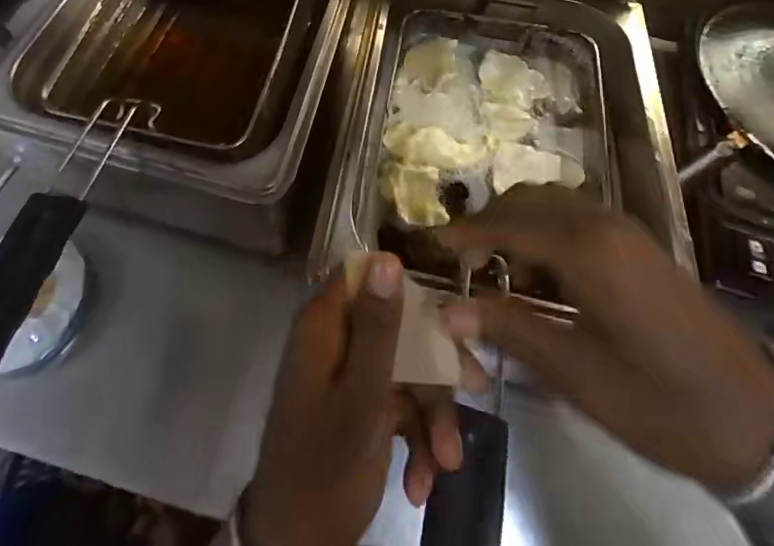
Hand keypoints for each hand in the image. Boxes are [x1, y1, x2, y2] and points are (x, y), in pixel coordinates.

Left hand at [241, 253, 463, 545]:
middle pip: (400, 328)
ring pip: (409, 371)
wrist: (297, 545)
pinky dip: (418, 441)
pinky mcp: (364, 409)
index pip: (367, 277)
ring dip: (434, 416)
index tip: (450, 314)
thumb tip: (388, 257)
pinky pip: (402, 408)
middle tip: (476, 385)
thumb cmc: (323, 466)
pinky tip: (422, 481)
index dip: (409, 289)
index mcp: (326, 326)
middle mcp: (338, 342)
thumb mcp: (359, 395)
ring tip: (448, 460)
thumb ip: (377, 328)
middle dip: (438, 366)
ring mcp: (352, 377)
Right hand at [437, 186, 773, 493]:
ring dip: (517, 224)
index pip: (508, 225)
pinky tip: (539, 273)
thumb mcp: (578, 374)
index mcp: (588, 251)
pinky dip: (546, 230)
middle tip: (459, 264)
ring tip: (493, 270)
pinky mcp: (638, 242)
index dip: (465, 234)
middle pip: (528, 202)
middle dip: (488, 224)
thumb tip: (448, 312)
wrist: (757, 416)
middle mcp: (604, 223)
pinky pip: (576, 217)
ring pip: (552, 203)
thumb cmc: (662, 403)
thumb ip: (511, 331)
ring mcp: (625, 228)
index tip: (430, 244)